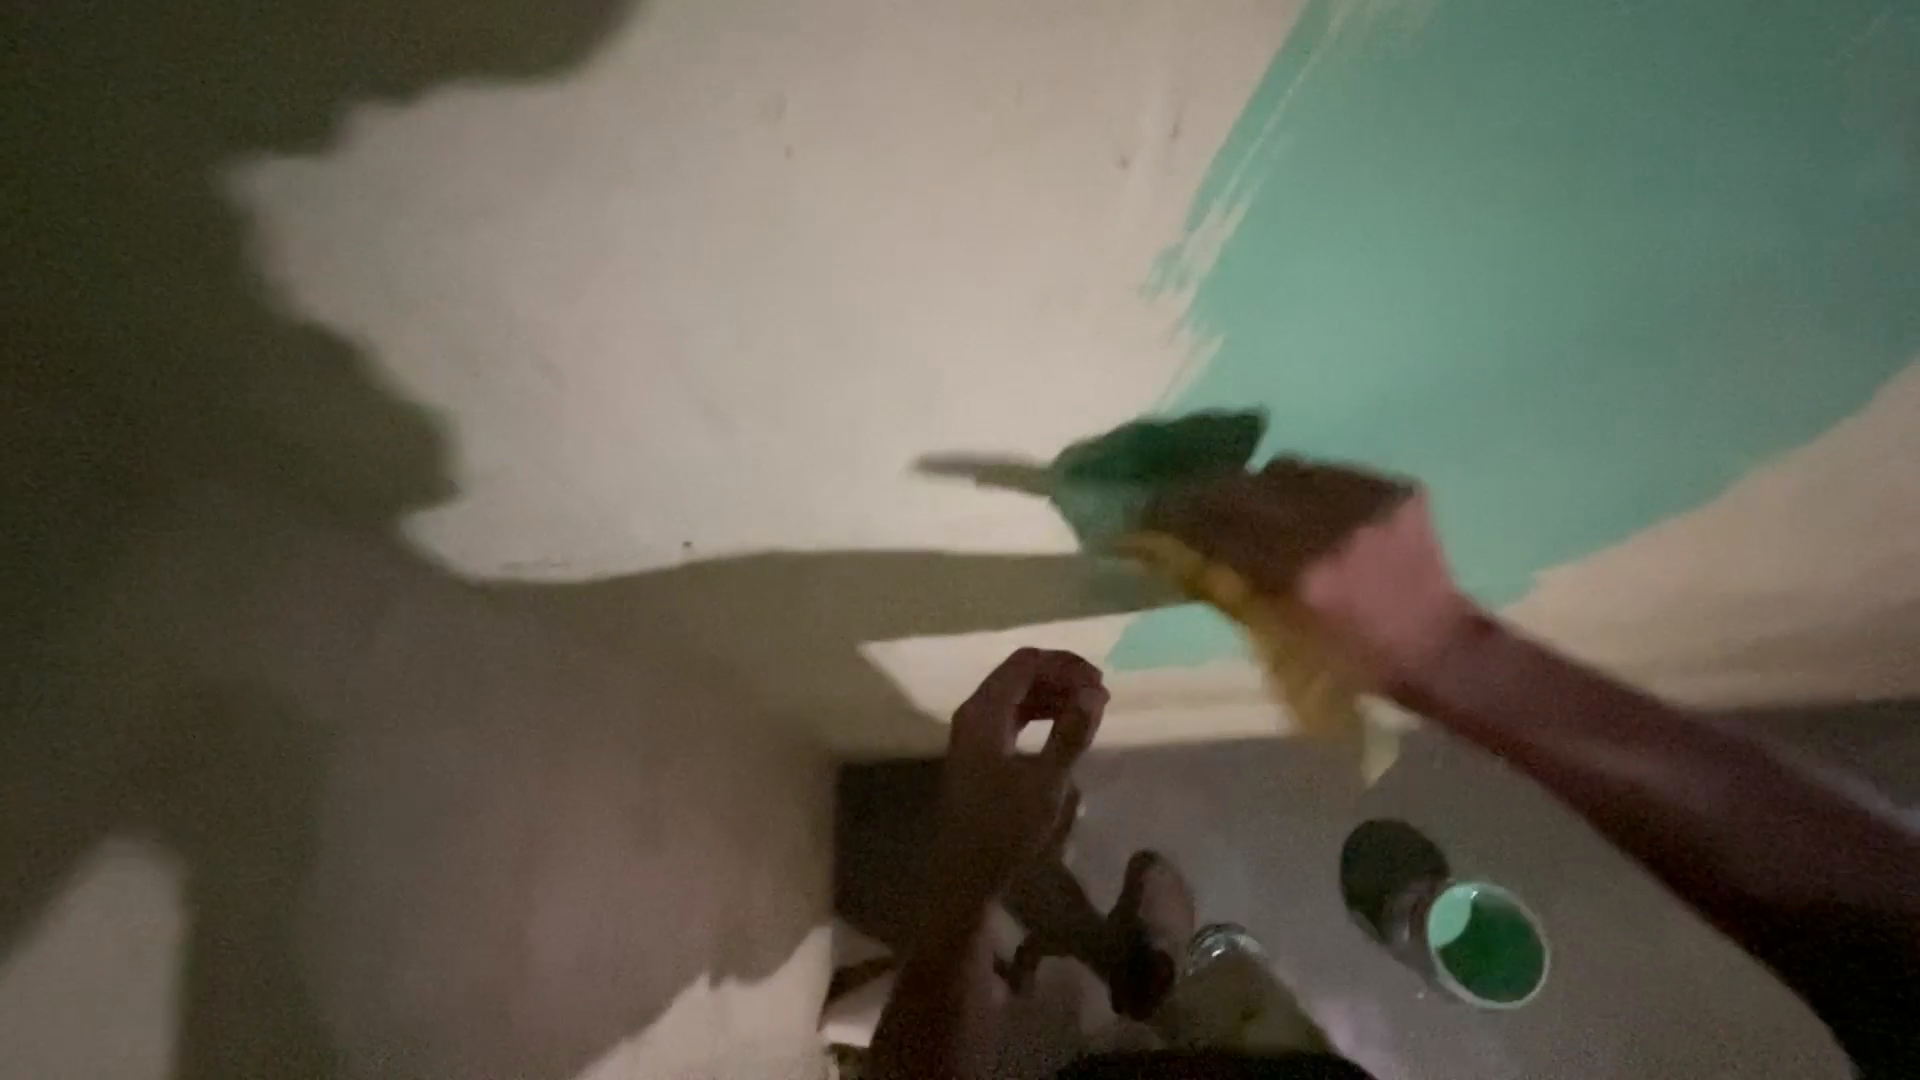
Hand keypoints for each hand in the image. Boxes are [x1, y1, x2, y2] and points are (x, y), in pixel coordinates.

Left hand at [937, 648, 1107, 898]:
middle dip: (1061, 676)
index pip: (1027, 662)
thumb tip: (1095, 692)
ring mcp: (975, 729)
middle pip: (1020, 673)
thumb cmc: (1004, 827)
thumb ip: (1071, 732)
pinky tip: (1064, 724)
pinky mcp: (981, 748)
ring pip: (1017, 693)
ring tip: (1089, 708)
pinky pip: (1013, 714)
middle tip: (1100, 696)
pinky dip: (1040, 712)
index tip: (1100, 684)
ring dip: (1052, 694)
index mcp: (984, 710)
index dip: (1065, 665)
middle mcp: (975, 710)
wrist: (963, 873)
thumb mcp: (1046, 781)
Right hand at [1143, 458, 1477, 692]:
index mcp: (1299, 577)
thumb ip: (1236, 582)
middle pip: (1246, 488)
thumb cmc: (1350, 658)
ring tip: (1260, 502)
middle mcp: (1332, 531)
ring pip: (1287, 468)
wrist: (1437, 647)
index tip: (1155, 507)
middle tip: (1192, 494)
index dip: (1180, 514)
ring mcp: (1368, 504)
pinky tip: (1311, 507)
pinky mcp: (1396, 490)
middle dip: (1210, 489)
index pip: (1219, 529)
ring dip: (1262, 485)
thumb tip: (1188, 544)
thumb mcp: (1282, 632)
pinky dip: (1308, 487)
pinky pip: (1330, 472)